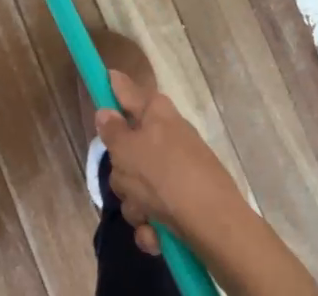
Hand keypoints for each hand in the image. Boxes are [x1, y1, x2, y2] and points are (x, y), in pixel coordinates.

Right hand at [96, 71, 245, 255]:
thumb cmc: (166, 177)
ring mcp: (176, 170)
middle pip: (127, 149)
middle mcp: (167, 136)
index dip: (112, 86)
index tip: (103, 82)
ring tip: (148, 216)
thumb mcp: (128, 151)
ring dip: (137, 206)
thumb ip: (112, 131)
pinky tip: (158, 236)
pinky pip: (153, 213)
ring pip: (137, 186)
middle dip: (122, 174)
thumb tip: (106, 111)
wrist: (214, 225)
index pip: (127, 90)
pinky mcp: (182, 202)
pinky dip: (152, 227)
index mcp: (156, 112)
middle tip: (128, 182)